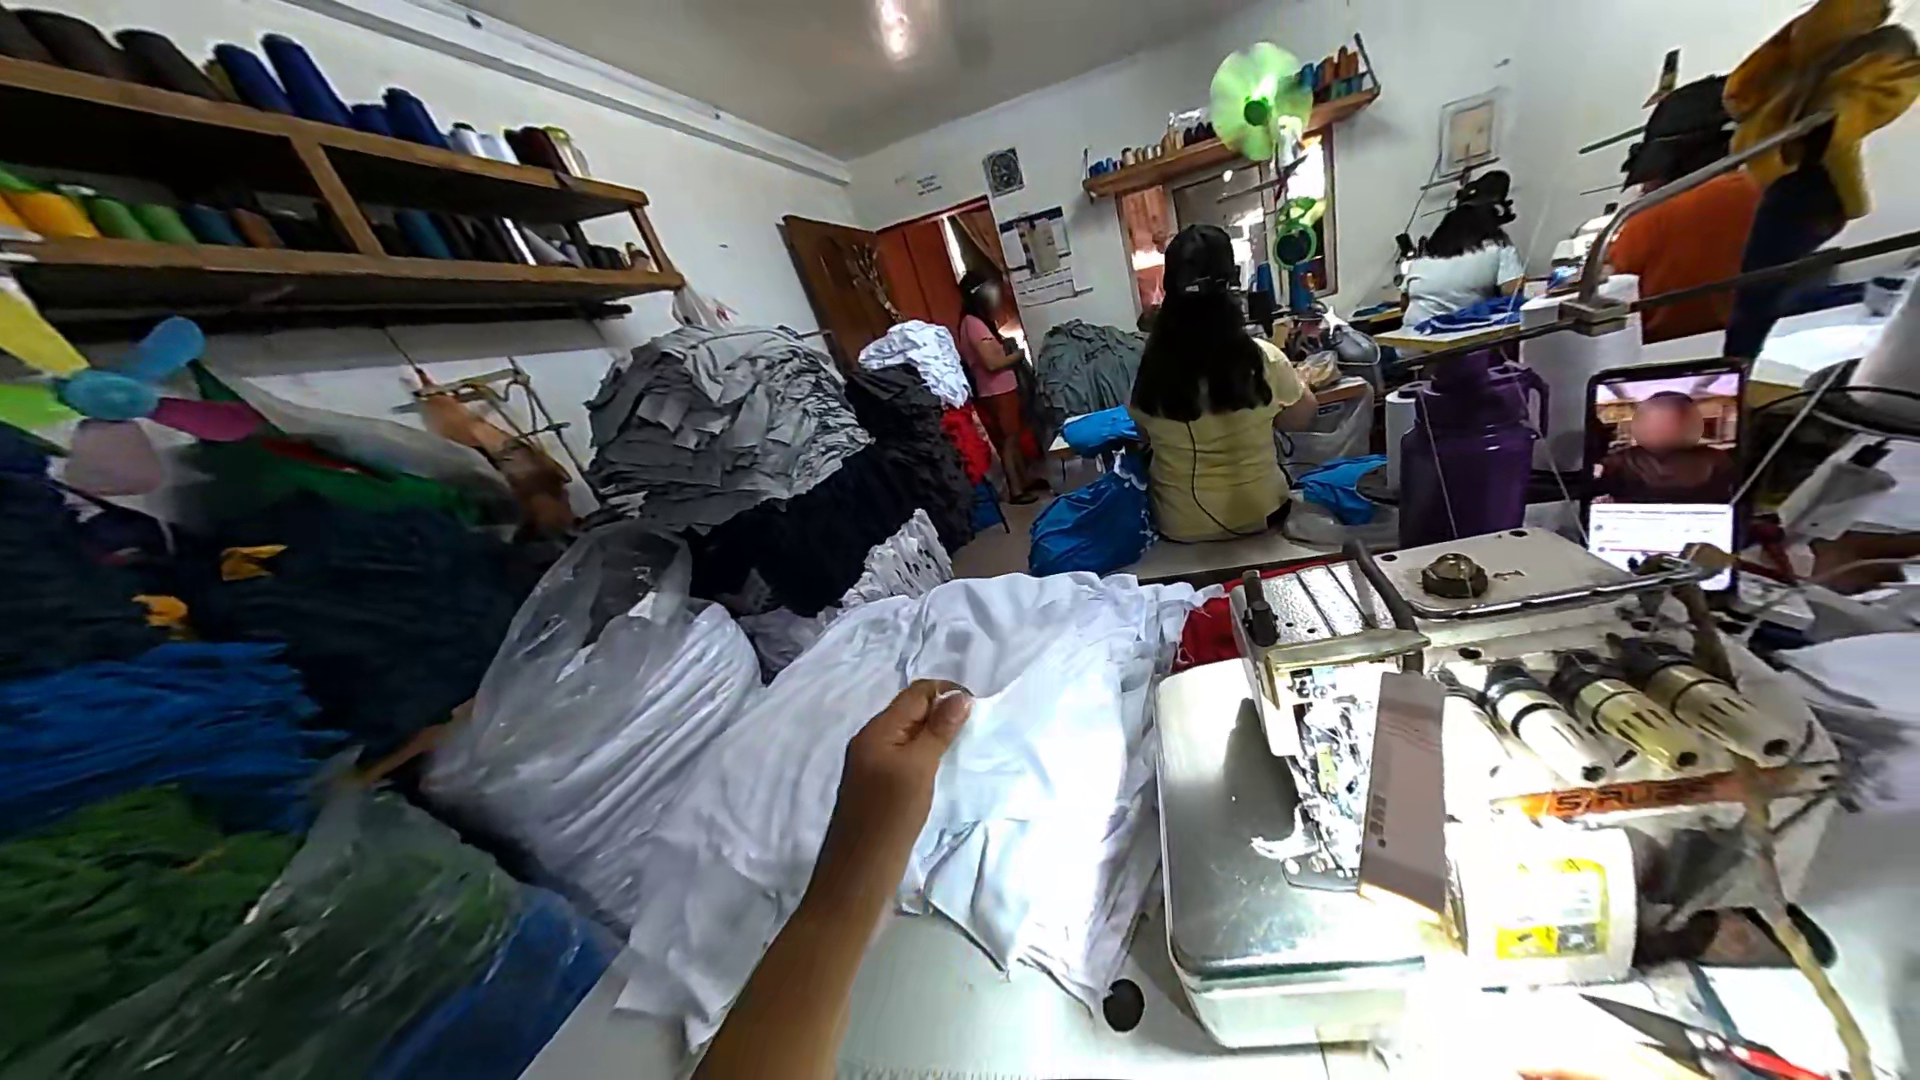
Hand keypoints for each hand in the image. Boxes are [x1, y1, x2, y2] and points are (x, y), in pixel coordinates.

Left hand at [810, 680, 971, 906]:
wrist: (856, 881)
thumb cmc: (888, 820)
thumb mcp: (918, 769)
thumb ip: (938, 730)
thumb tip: (960, 696)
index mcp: (876, 730)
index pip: (916, 693)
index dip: (947, 692)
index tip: (977, 709)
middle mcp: (872, 741)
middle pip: (912, 711)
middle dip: (943, 712)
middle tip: (974, 730)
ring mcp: (873, 765)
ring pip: (910, 735)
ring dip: (937, 734)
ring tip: (963, 748)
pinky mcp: (879, 787)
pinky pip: (906, 757)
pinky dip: (927, 755)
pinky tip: (943, 769)